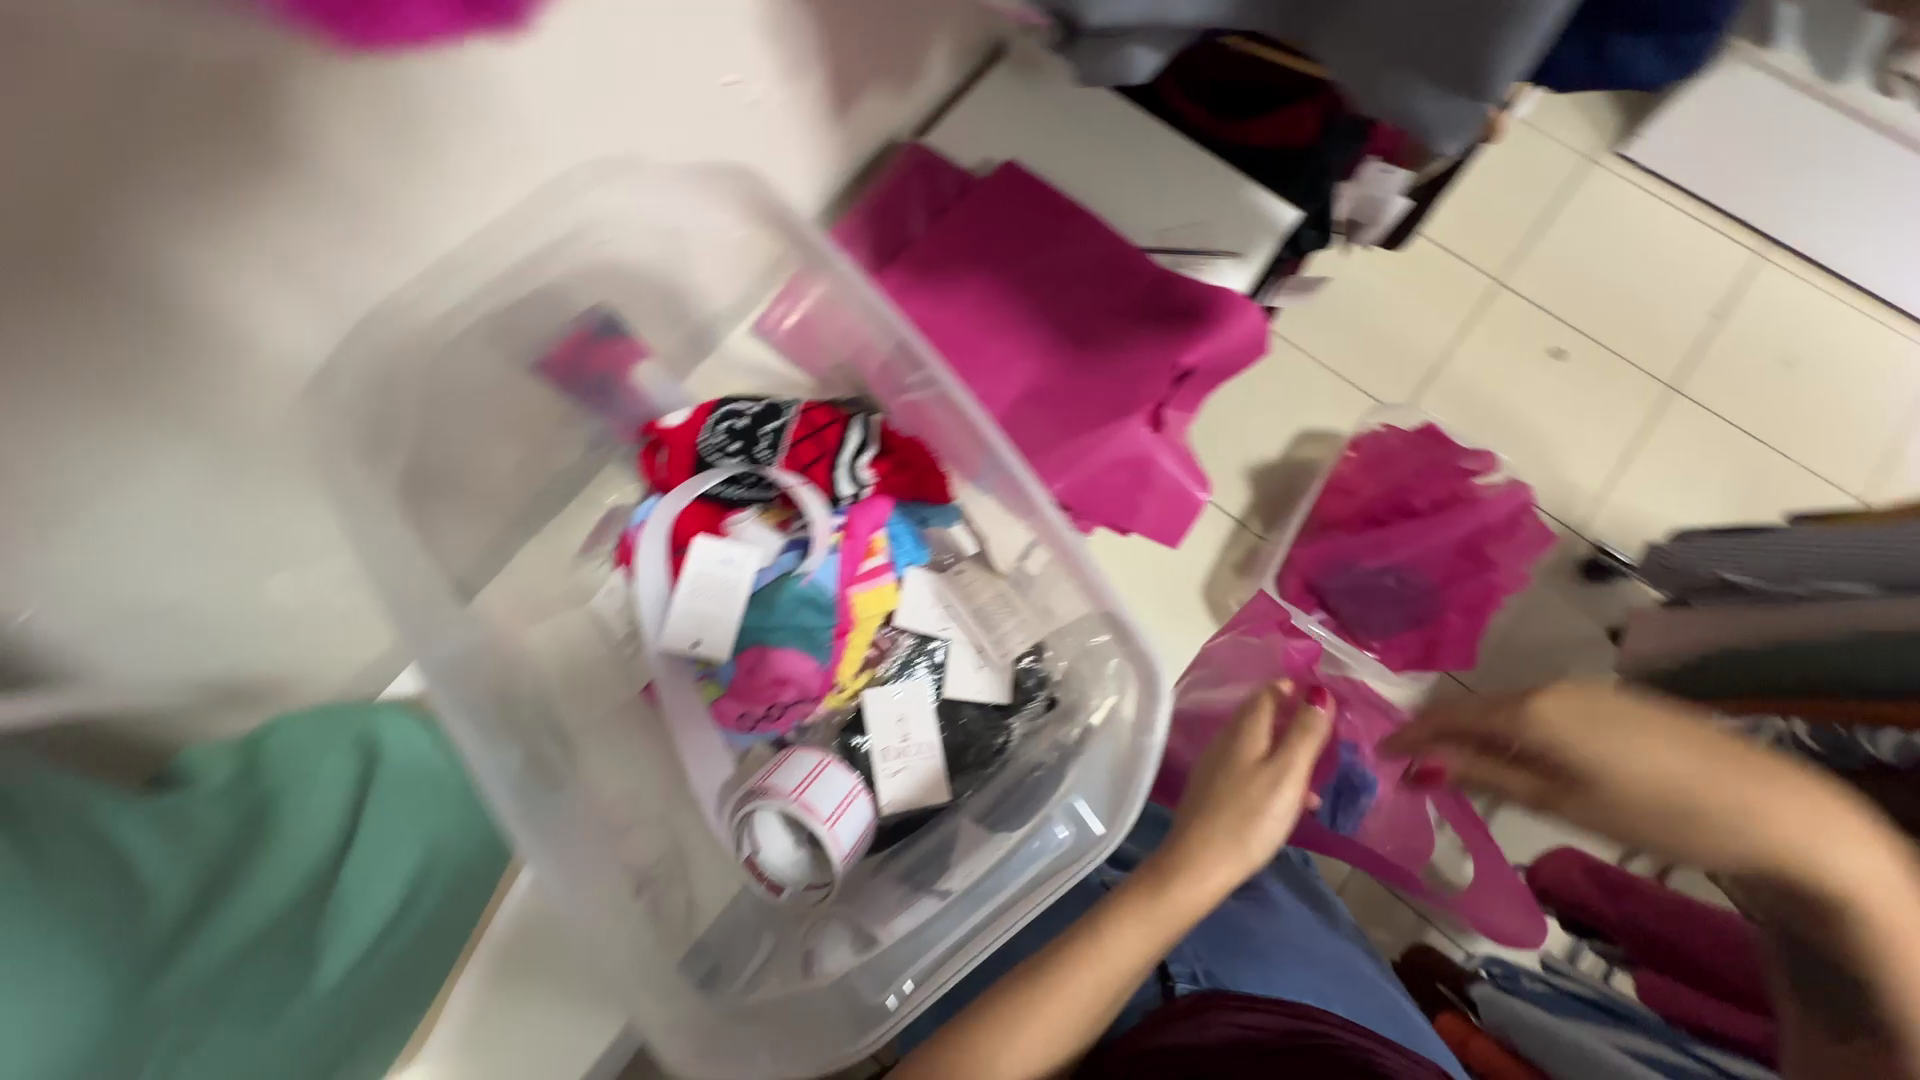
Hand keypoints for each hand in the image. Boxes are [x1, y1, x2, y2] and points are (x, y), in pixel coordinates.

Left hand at [1154, 681, 1331, 898]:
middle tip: (1323, 730)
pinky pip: (1250, 771)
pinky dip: (1274, 776)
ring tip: (1316, 775)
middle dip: (1291, 719)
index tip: (1319, 693)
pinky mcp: (1214, 792)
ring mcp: (1216, 767)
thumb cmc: (1250, 817)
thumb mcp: (1287, 774)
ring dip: (1286, 752)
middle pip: (1260, 718)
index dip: (1291, 687)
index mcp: (1243, 731)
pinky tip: (1293, 804)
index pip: (1266, 694)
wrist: (1199, 863)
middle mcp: (1225, 741)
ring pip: (1257, 747)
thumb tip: (1318, 691)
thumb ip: (1304, 733)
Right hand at [1382, 680, 1889, 886]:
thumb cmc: (1654, 814)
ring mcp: (1585, 688)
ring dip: (1477, 730)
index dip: (1409, 734)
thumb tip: (1420, 763)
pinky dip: (1514, 728)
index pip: (1447, 715)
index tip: (1379, 753)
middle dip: (1439, 732)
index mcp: (1529, 710)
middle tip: (1417, 767)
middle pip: (1475, 706)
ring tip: (1464, 765)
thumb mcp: (1559, 801)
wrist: (1775, 809)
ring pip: (1508, 705)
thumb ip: (1485, 774)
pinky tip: (1523, 754)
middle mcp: (1548, 686)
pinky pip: (1541, 706)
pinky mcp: (1614, 698)